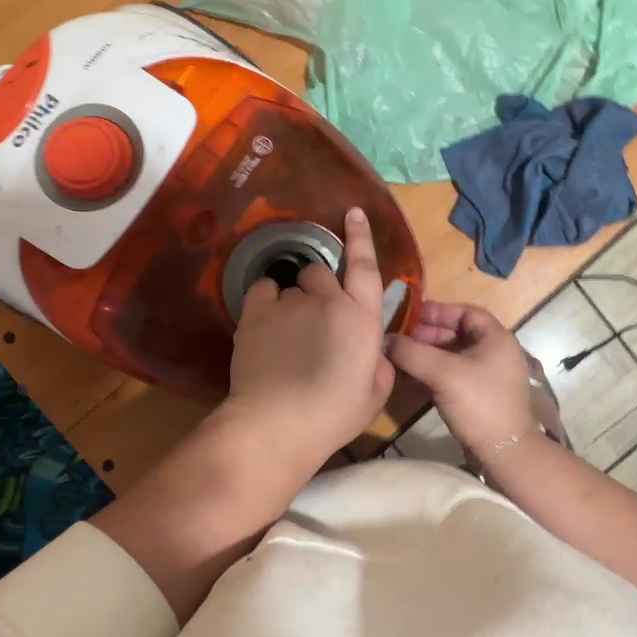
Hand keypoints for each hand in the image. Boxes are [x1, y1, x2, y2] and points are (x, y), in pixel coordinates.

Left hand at [223, 207, 394, 470]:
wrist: (277, 424)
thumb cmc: (333, 415)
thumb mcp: (375, 394)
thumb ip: (380, 364)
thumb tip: (374, 352)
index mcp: (363, 318)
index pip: (366, 267)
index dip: (361, 237)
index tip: (353, 212)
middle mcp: (328, 301)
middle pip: (322, 272)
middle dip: (321, 286)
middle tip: (316, 318)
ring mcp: (290, 303)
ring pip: (292, 284)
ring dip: (294, 299)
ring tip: (288, 331)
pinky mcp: (257, 312)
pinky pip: (264, 289)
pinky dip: (267, 299)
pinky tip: (266, 322)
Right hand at [387, 303, 544, 461]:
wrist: (504, 451)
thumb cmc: (479, 403)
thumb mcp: (443, 373)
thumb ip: (412, 353)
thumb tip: (385, 341)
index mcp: (497, 338)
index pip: (467, 312)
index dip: (439, 311)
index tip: (412, 316)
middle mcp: (495, 352)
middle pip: (458, 334)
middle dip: (428, 335)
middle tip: (401, 340)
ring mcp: (488, 376)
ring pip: (453, 356)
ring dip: (427, 356)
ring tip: (400, 359)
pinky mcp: (479, 396)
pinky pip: (452, 376)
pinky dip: (432, 375)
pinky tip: (409, 380)